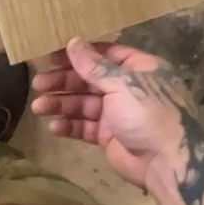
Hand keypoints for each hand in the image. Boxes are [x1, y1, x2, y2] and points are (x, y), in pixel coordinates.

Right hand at [30, 38, 192, 187]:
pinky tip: (54, 127)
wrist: (165, 162)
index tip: (52, 57)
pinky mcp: (108, 135)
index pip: (105, 55)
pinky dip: (69, 125)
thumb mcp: (123, 84)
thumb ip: (94, 66)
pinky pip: (85, 127)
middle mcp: (127, 88)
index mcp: (139, 69)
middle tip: (38, 83)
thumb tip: (73, 42)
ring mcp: (117, 113)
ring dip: (61, 104)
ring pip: (83, 104)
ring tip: (38, 107)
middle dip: (63, 82)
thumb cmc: (148, 114)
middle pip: (89, 80)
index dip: (79, 55)